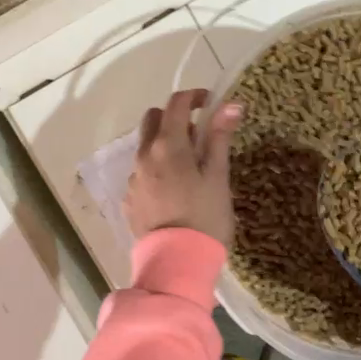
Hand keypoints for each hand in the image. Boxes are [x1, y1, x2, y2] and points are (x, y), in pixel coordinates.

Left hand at [125, 89, 243, 246]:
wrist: (177, 262)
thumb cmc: (205, 217)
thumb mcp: (218, 177)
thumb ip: (219, 138)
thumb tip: (230, 105)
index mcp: (167, 145)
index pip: (177, 104)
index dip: (194, 97)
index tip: (210, 103)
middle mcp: (144, 156)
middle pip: (153, 119)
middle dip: (174, 118)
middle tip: (198, 138)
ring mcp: (133, 179)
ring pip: (146, 147)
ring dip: (165, 146)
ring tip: (189, 170)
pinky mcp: (130, 200)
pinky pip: (142, 173)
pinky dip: (157, 171)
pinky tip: (174, 193)